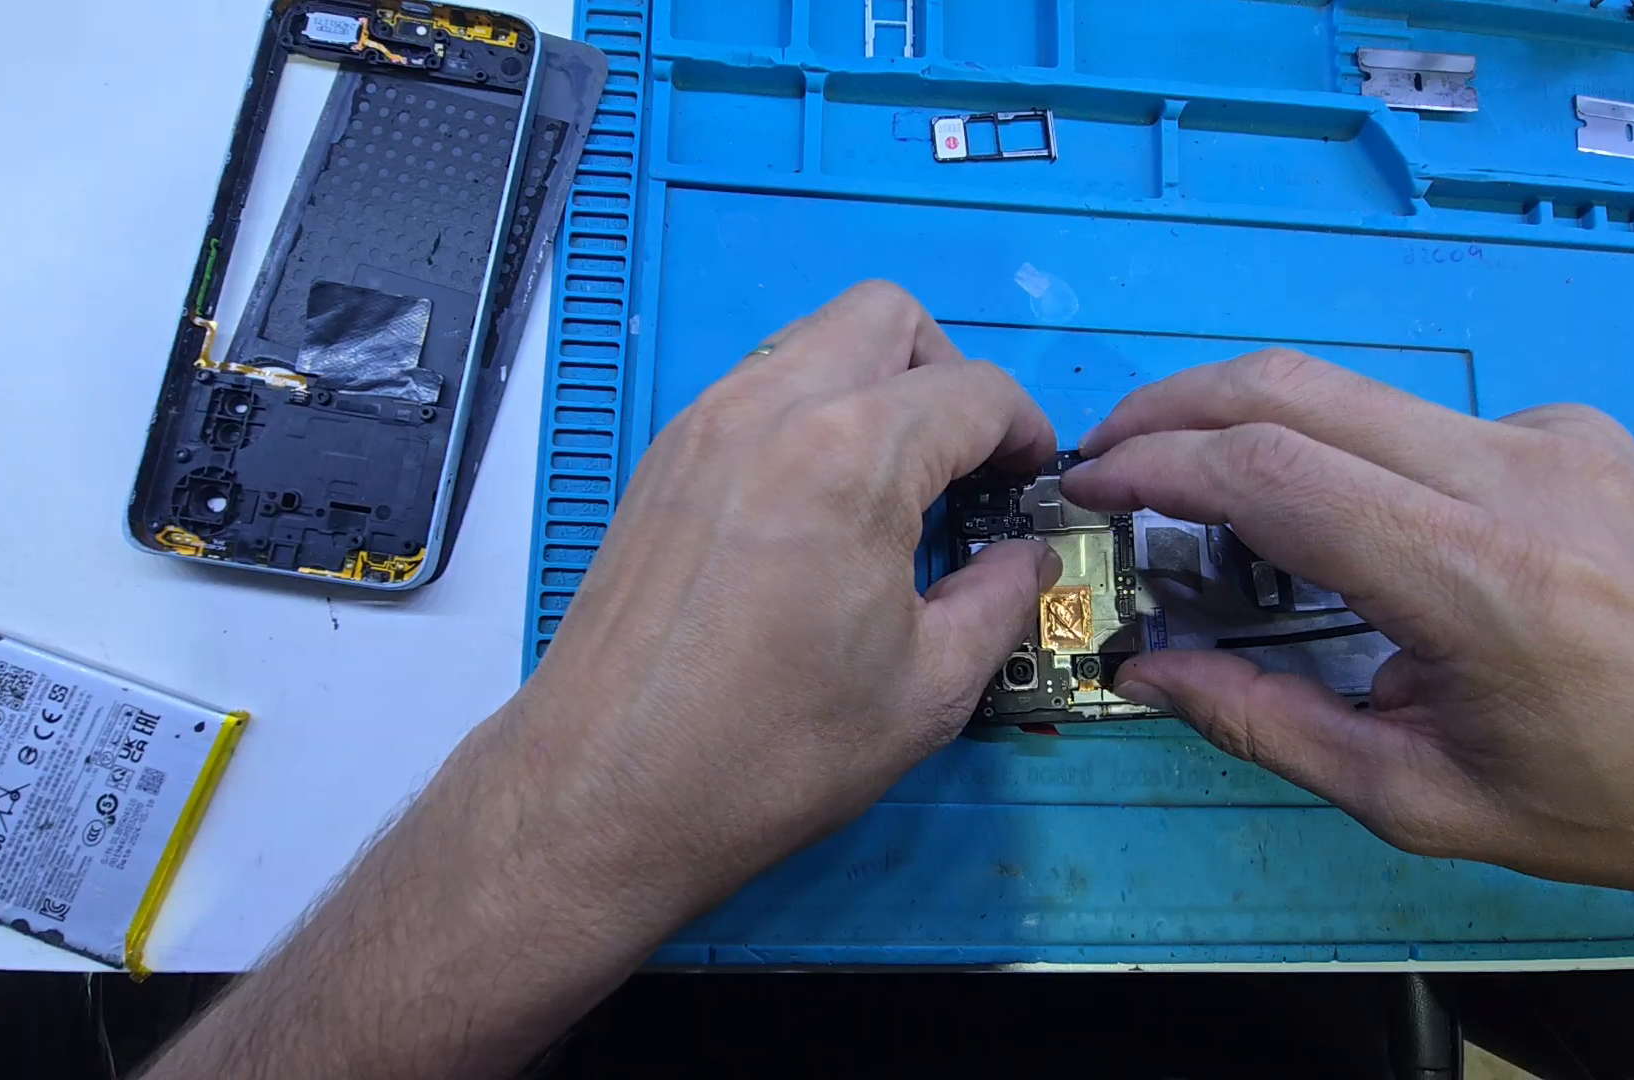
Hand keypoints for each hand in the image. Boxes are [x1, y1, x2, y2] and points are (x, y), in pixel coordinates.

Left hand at [144, 283, 1056, 1079]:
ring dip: (875, 382)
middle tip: (958, 462)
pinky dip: (811, 407)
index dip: (1025, 429)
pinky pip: (760, 384)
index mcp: (852, 456)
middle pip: (887, 316)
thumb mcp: (928, 690)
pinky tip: (812, 497)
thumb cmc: (776, 751)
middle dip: (947, 373)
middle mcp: (772, 406)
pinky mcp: (663, 453)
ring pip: (815, 338)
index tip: (1029, 481)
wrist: (604, 790)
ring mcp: (703, 420)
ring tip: (888, 478)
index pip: (973, 391)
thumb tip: (1026, 554)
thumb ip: (1001, 599)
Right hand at [1063, 349, 1633, 911]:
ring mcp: (1543, 432)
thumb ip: (1261, 725)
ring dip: (1222, 412)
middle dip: (1166, 407)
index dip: (1156, 465)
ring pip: (1335, 386)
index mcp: (1477, 577)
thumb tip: (1143, 672)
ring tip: (1166, 466)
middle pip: (1291, 388)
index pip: (1273, 473)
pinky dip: (1302, 439)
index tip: (1088, 485)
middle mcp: (1512, 471)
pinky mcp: (1556, 427)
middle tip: (1102, 452)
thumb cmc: (1614, 798)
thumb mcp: (1415, 797)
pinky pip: (1390, 415)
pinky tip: (1298, 500)